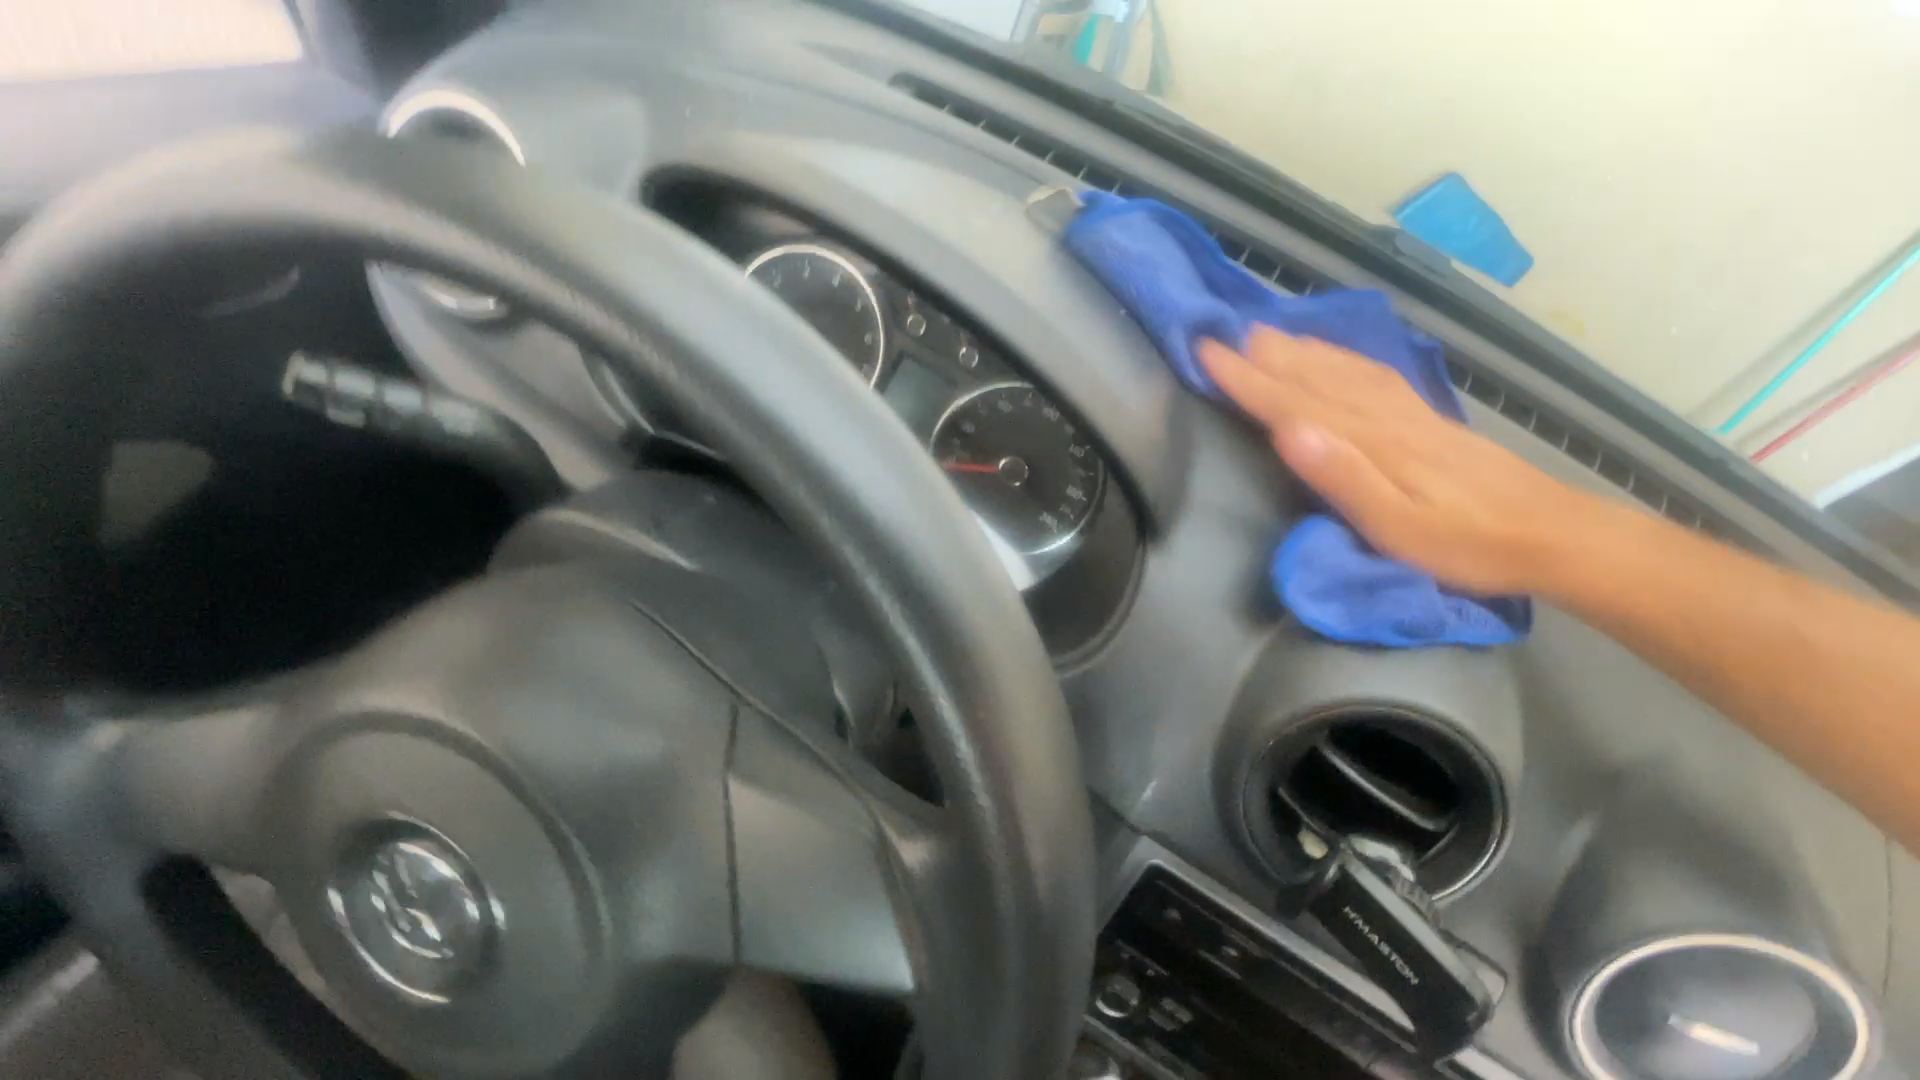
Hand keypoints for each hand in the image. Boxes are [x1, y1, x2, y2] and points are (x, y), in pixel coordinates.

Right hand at [1199, 325, 1611, 594]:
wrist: (1553, 533)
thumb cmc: (1466, 545)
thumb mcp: (1397, 527)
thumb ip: (1342, 477)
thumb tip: (1288, 430)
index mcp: (1371, 441)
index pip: (1293, 403)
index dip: (1246, 379)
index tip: (1204, 351)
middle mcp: (1386, 416)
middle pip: (1315, 377)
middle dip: (1264, 356)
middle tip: (1221, 332)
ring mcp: (1411, 413)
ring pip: (1343, 371)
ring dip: (1299, 351)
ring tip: (1264, 334)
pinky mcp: (1429, 420)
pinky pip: (1375, 375)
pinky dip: (1343, 359)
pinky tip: (1336, 357)